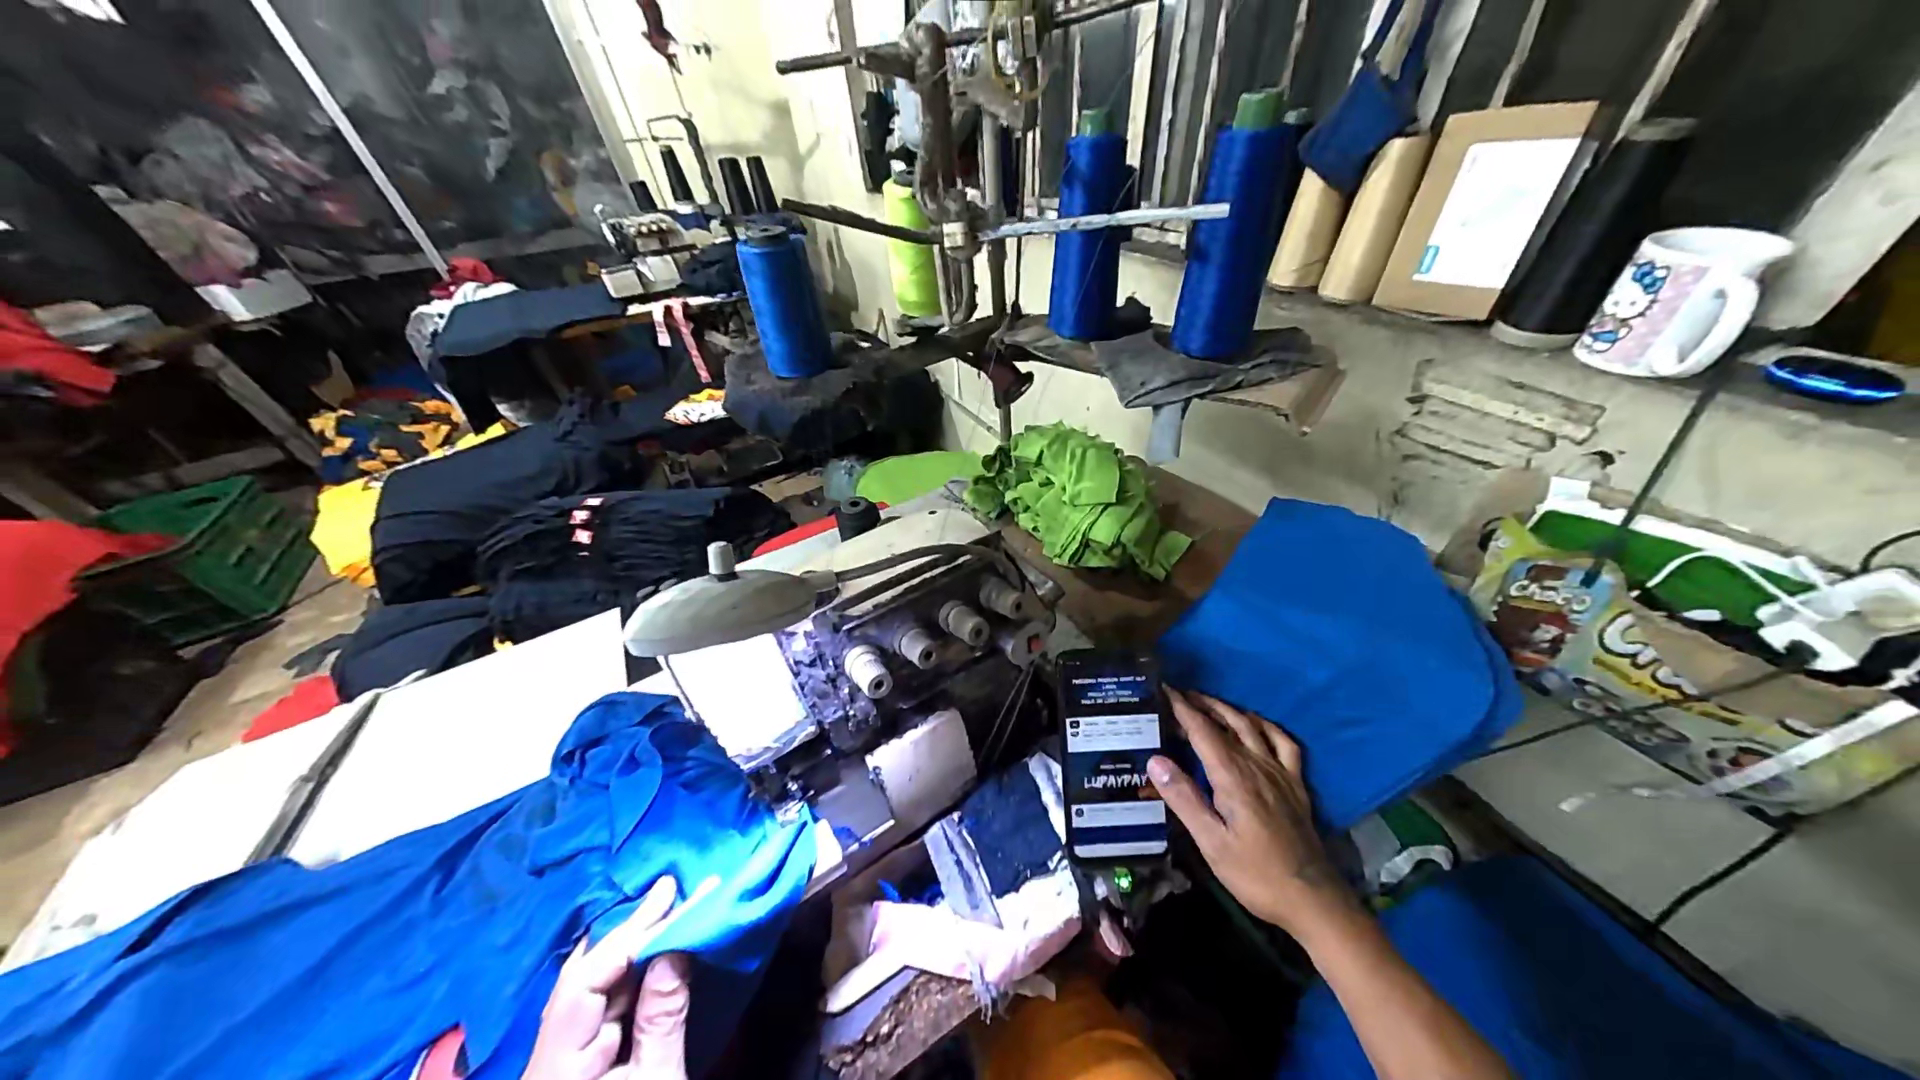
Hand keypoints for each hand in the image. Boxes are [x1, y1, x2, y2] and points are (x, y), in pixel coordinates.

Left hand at [523, 877, 693, 1079]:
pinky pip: (598, 1011)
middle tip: (671, 891)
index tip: (674, 895)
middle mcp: (546, 1059)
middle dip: (629, 933)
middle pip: (582, 980)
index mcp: (555, 1069)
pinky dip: (628, 979)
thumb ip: (664, 1016)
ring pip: (589, 993)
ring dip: (631, 951)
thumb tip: (675, 950)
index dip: (633, 933)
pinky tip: (651, 955)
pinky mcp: (572, 1070)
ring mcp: (556, 1065)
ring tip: (667, 910)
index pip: (589, 980)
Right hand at [1147, 689, 1353, 936]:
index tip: (1164, 690)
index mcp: (1233, 776)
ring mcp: (1280, 773)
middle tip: (1179, 694)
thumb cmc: (1255, 874)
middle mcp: (1257, 765)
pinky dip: (1267, 727)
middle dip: (1202, 704)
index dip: (1182, 708)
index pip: (1203, 731)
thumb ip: (1184, 798)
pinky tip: (1257, 725)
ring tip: (1209, 703)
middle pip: (1228, 722)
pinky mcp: (1296, 785)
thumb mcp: (1211, 842)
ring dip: (1229, 710)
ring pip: (1253, 727)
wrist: (1313, 900)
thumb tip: (1156, 759)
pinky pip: (1284, 743)